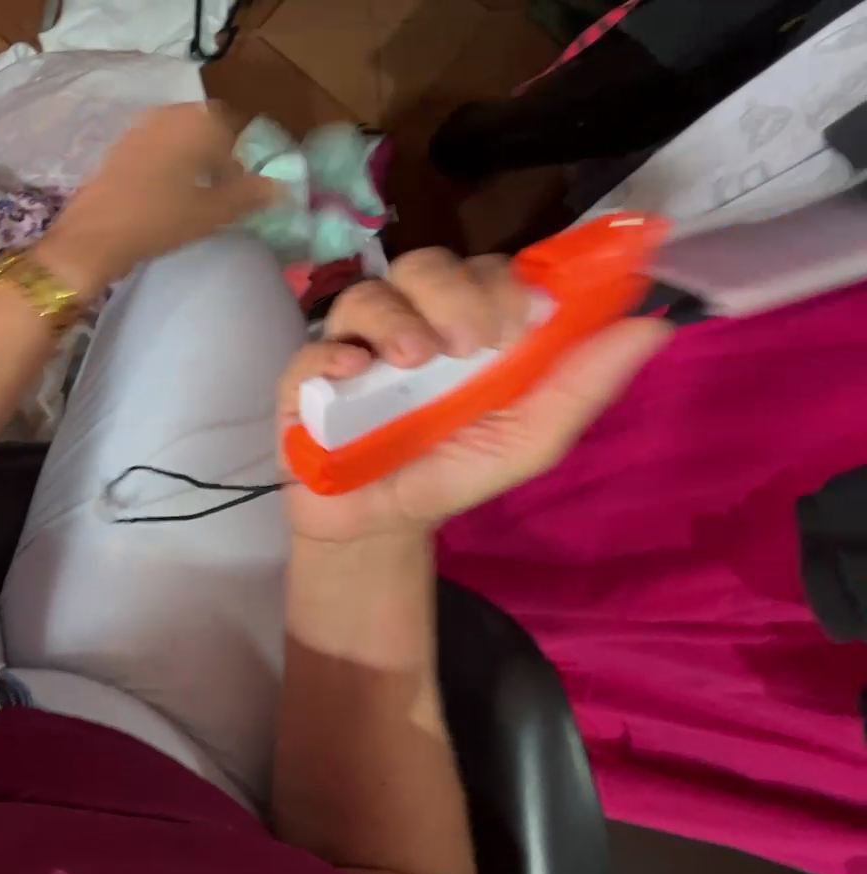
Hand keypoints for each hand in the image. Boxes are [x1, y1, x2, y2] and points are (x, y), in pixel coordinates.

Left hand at [36, 103, 276, 292]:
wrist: (89, 240)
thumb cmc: (155, 221)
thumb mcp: (208, 213)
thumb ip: (246, 196)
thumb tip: (279, 187)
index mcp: (196, 120)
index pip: (230, 133)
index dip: (235, 165)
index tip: (234, 194)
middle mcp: (166, 116)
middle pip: (201, 133)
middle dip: (210, 160)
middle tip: (211, 196)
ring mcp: (135, 133)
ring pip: (173, 143)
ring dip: (184, 165)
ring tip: (184, 201)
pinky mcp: (112, 155)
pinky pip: (148, 156)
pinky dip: (158, 172)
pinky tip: (155, 201)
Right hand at [279, 248, 673, 543]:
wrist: (375, 524)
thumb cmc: (448, 474)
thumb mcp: (526, 440)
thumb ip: (579, 387)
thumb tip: (653, 323)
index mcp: (467, 329)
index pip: (487, 271)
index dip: (506, 281)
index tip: (520, 325)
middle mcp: (409, 326)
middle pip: (423, 267)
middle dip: (452, 292)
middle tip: (469, 344)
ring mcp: (352, 351)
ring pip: (366, 296)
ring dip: (396, 317)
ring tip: (412, 361)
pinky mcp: (303, 383)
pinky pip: (310, 349)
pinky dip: (331, 352)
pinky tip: (351, 371)